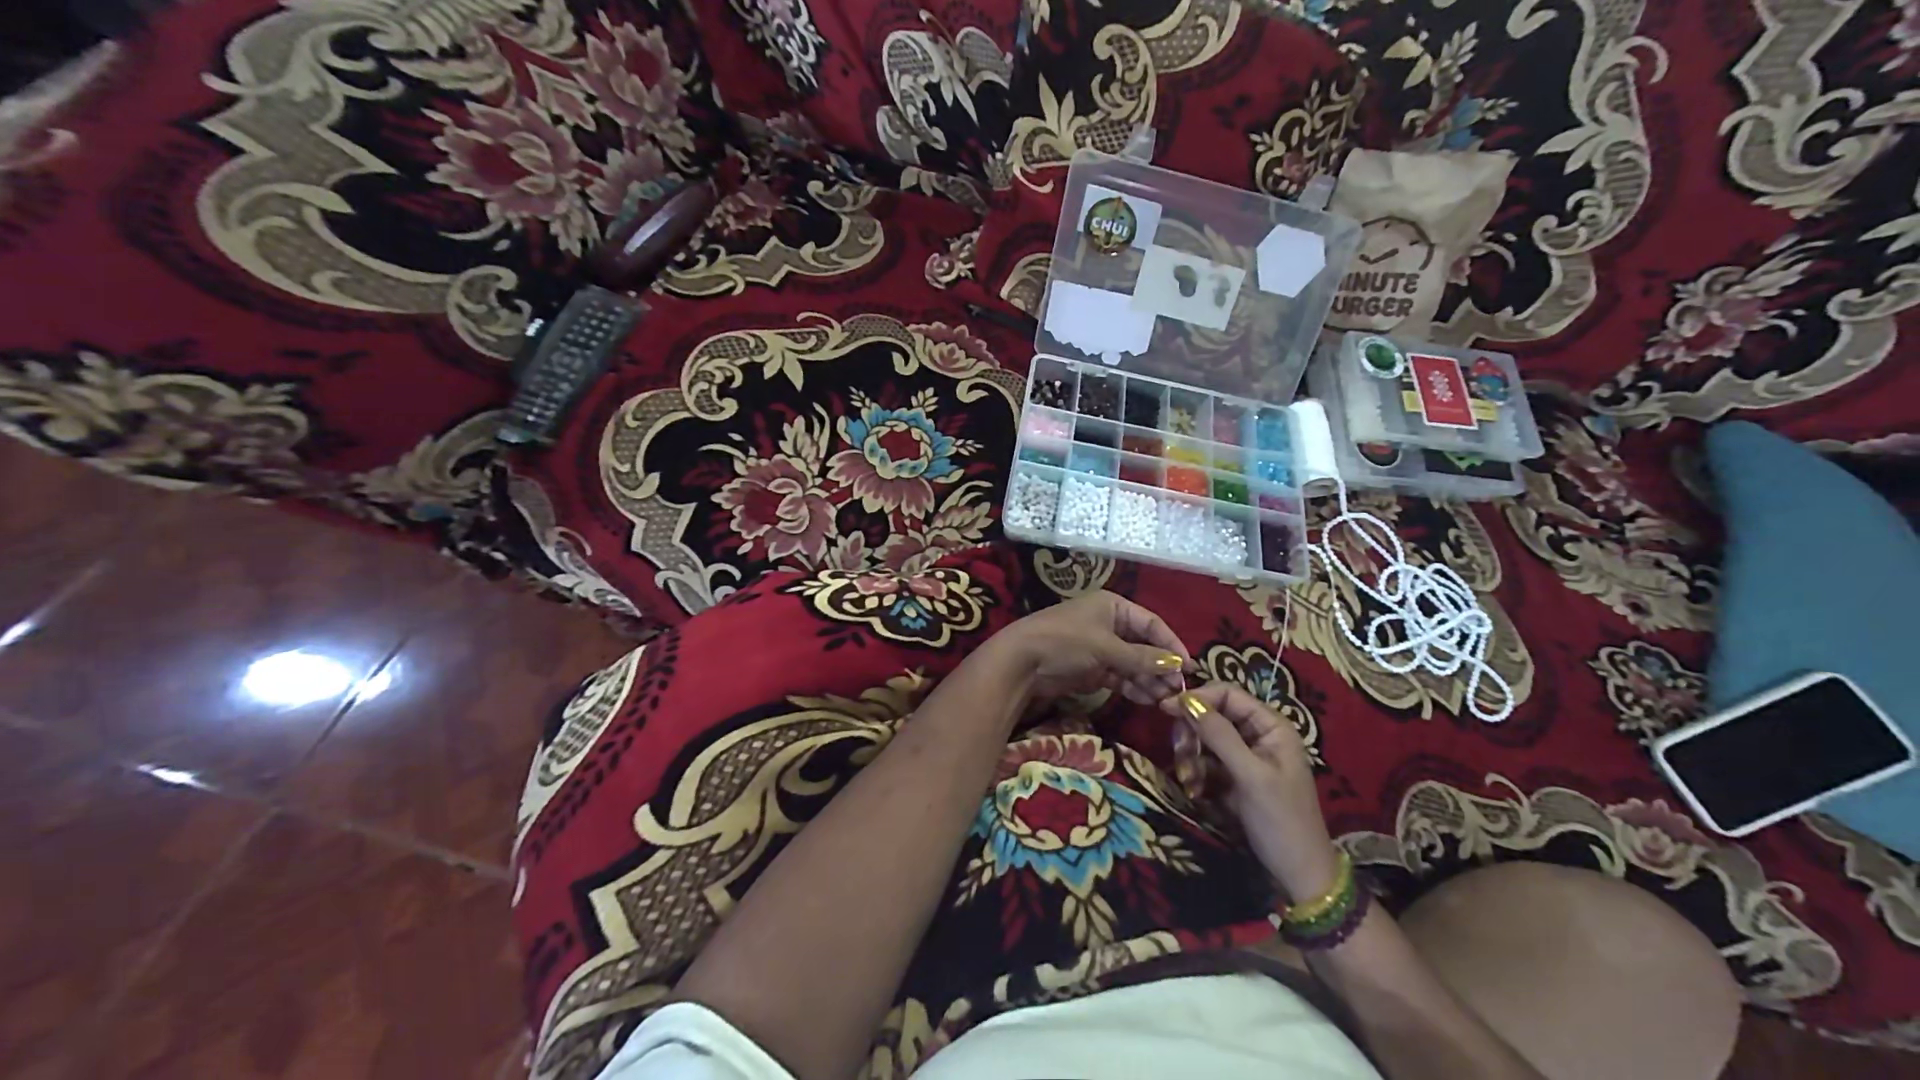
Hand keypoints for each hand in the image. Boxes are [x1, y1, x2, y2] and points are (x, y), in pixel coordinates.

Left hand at [982, 591, 1191, 705]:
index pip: (1152, 623)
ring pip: (1133, 664)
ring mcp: (1100, 647)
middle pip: (1144, 645)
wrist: (1020, 662)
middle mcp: (1109, 623)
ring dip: (1149, 680)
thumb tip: (1176, 665)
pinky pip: (1120, 676)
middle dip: (1161, 666)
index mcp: (1113, 606)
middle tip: (1179, 690)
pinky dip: (1133, 687)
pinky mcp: (1092, 669)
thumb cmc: (1064, 642)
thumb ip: (1141, 657)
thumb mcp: (1105, 647)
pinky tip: (1148, 699)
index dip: (1171, 644)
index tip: (1188, 667)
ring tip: (1167, 699)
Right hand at [1160, 681, 1340, 899]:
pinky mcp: (1234, 777)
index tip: (1165, 709)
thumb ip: (1220, 735)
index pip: (1227, 694)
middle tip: (1180, 754)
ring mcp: (1245, 756)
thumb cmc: (1281, 819)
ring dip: (1191, 756)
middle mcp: (1258, 735)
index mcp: (1271, 726)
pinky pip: (1205, 762)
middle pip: (1212, 715)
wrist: (1298, 873)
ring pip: (1204, 739)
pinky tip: (1195, 791)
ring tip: (1189, 780)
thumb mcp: (1250, 775)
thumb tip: (1186, 700)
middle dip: (1192, 733)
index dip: (1197, 698)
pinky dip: (1196, 773)